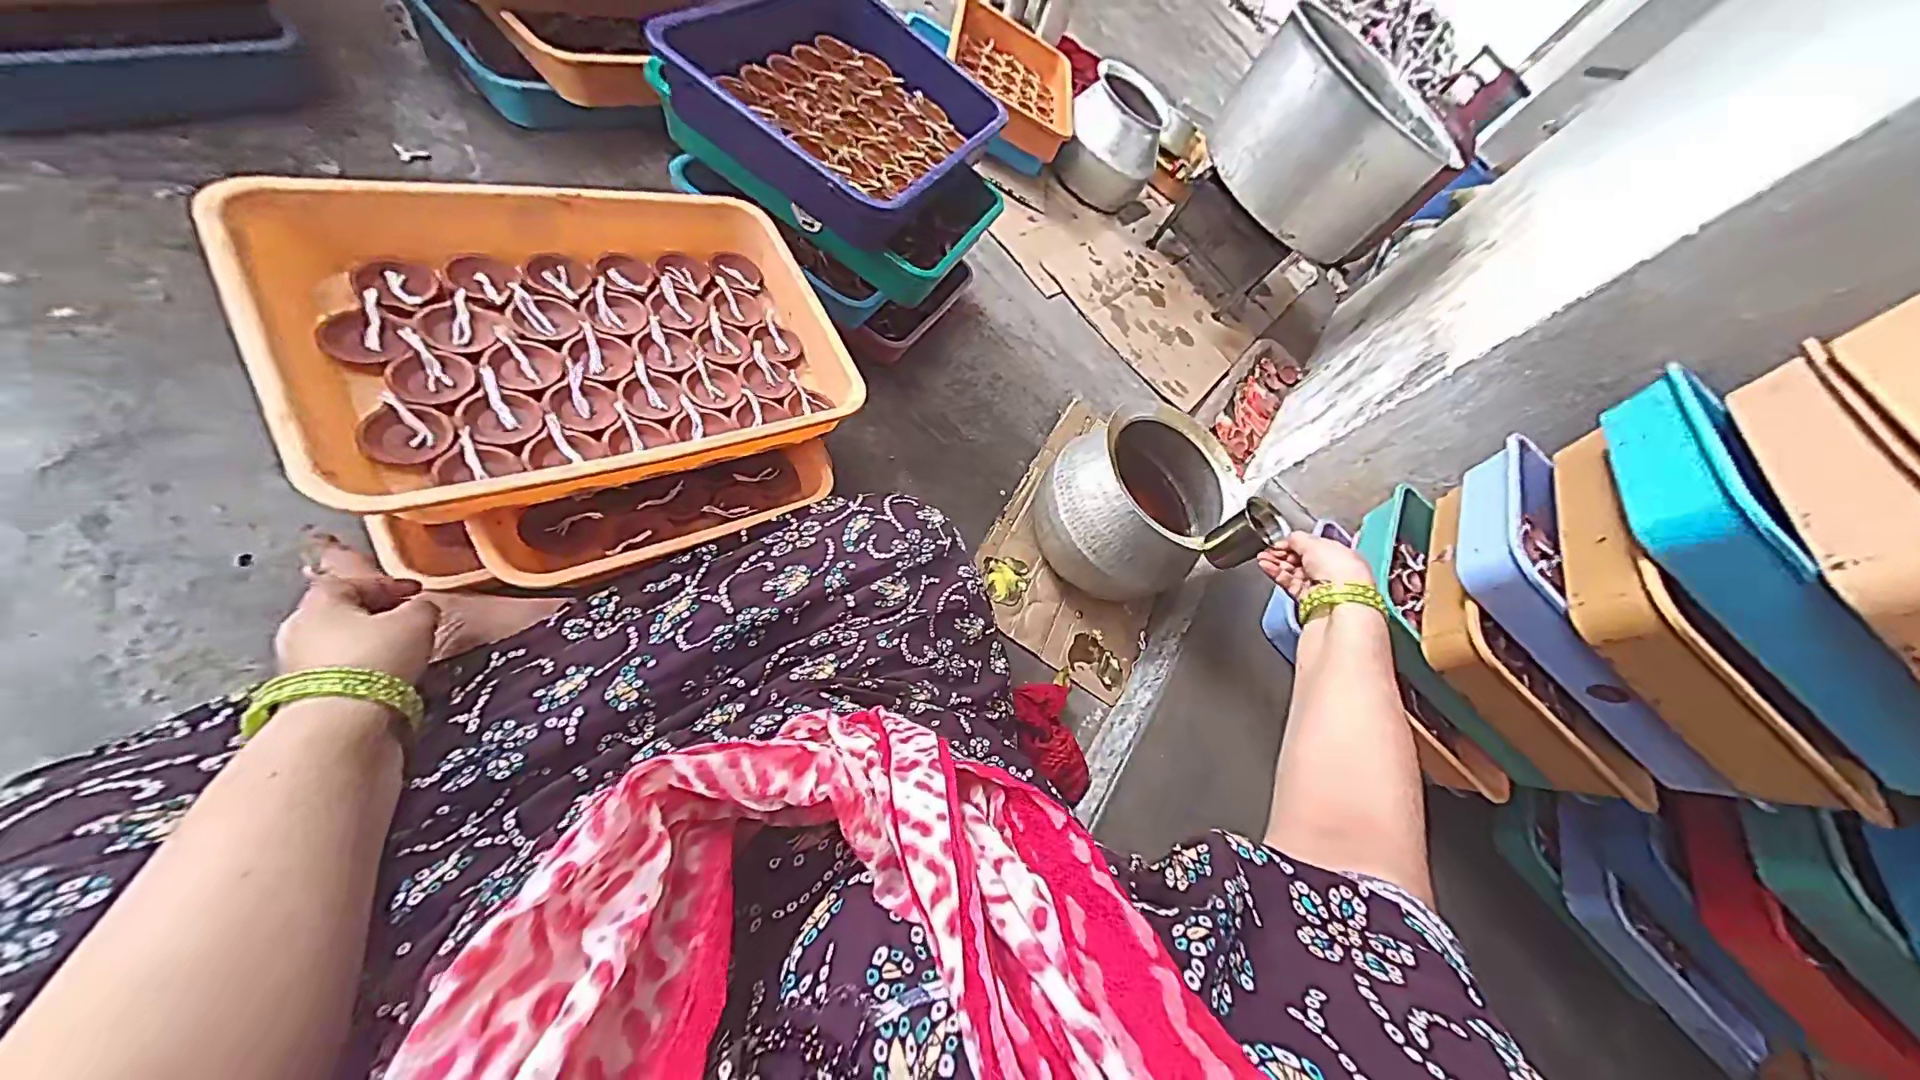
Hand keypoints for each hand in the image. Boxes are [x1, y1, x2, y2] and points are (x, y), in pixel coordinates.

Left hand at [274, 569, 440, 681]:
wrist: (341, 717)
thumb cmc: (378, 655)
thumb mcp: (417, 621)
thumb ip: (422, 606)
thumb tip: (420, 607)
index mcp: (320, 602)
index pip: (351, 581)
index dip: (387, 583)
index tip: (416, 591)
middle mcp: (297, 627)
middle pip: (342, 611)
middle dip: (375, 612)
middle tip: (407, 618)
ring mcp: (293, 660)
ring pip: (338, 639)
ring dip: (368, 639)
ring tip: (400, 647)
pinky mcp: (299, 689)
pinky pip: (336, 664)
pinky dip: (360, 662)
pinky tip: (383, 671)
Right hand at [1258, 531, 1374, 600]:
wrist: (1335, 600)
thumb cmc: (1332, 566)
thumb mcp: (1315, 544)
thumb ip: (1298, 539)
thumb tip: (1288, 539)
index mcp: (1338, 554)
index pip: (1312, 547)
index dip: (1295, 543)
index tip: (1281, 542)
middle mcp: (1328, 569)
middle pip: (1300, 559)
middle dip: (1282, 553)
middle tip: (1268, 550)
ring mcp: (1315, 584)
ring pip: (1291, 570)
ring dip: (1275, 562)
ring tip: (1261, 557)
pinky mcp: (1304, 596)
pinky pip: (1287, 582)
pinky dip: (1275, 573)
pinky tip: (1264, 565)